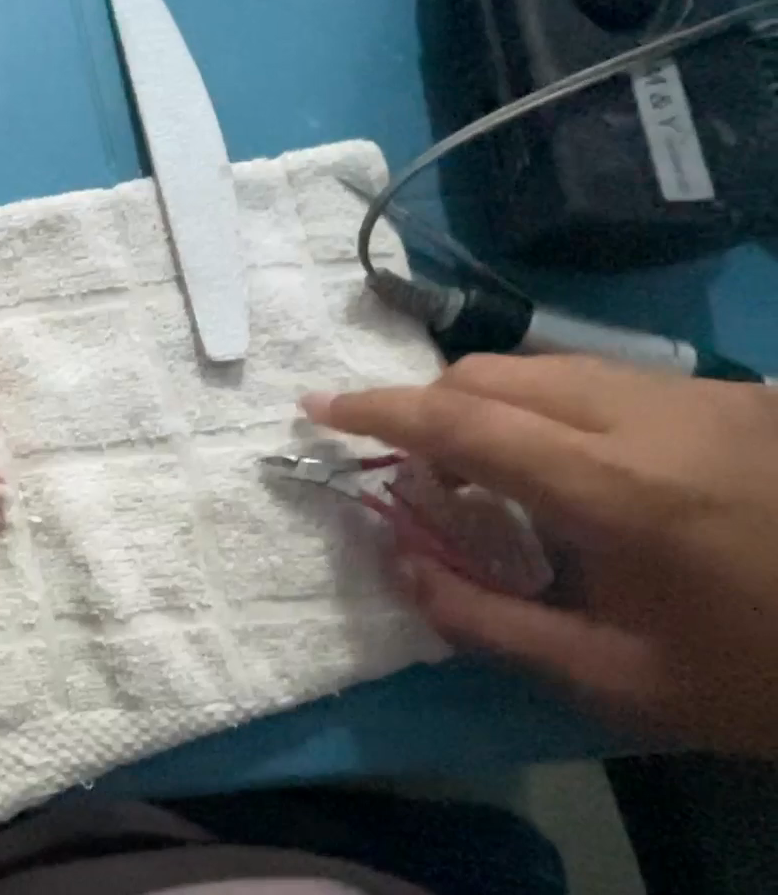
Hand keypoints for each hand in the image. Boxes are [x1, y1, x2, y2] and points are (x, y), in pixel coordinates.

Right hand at [306, 354, 777, 756]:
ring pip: (548, 365)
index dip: (375, 411)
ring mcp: (711, 398)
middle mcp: (660, 420)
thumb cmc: (776, 677)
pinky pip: (606, 378)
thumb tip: (394, 563)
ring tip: (493, 469)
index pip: (462, 422)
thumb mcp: (622, 679)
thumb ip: (487, 621)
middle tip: (419, 469)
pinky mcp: (744, 396)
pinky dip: (551, 405)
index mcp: (624, 491)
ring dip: (488, 403)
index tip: (314, 408)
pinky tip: (579, 464)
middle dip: (428, 406)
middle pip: (494, 374)